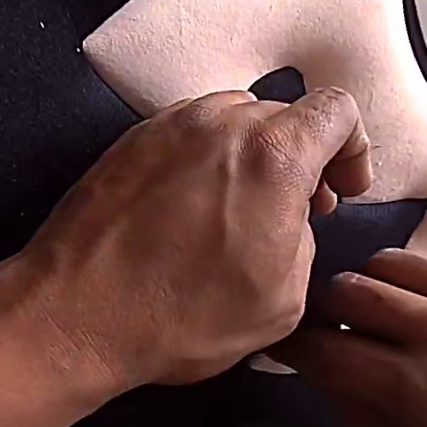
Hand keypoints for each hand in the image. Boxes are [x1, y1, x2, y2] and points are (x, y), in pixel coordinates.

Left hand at [9, 88, 369, 389]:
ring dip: (248, 157)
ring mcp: (164, 128)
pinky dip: (202, 160)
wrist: (75, 315)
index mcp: (270, 155)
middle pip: (281, 117)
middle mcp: (217, 124)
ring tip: (238, 209)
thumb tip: (290, 219)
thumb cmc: (177, 316)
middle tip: (294, 210)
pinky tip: (189, 208)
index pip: (336, 110)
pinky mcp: (126, 144)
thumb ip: (303, 240)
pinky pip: (183, 136)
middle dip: (300, 159)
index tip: (341, 187)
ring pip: (230, 122)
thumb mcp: (279, 300)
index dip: (352, 148)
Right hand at [272, 249, 426, 426]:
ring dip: (367, 292)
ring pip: (386, 263)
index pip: (326, 350)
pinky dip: (417, 293)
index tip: (279, 346)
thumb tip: (311, 359)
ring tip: (379, 322)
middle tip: (329, 332)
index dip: (290, 346)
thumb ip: (347, 410)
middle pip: (347, 289)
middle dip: (324, 312)